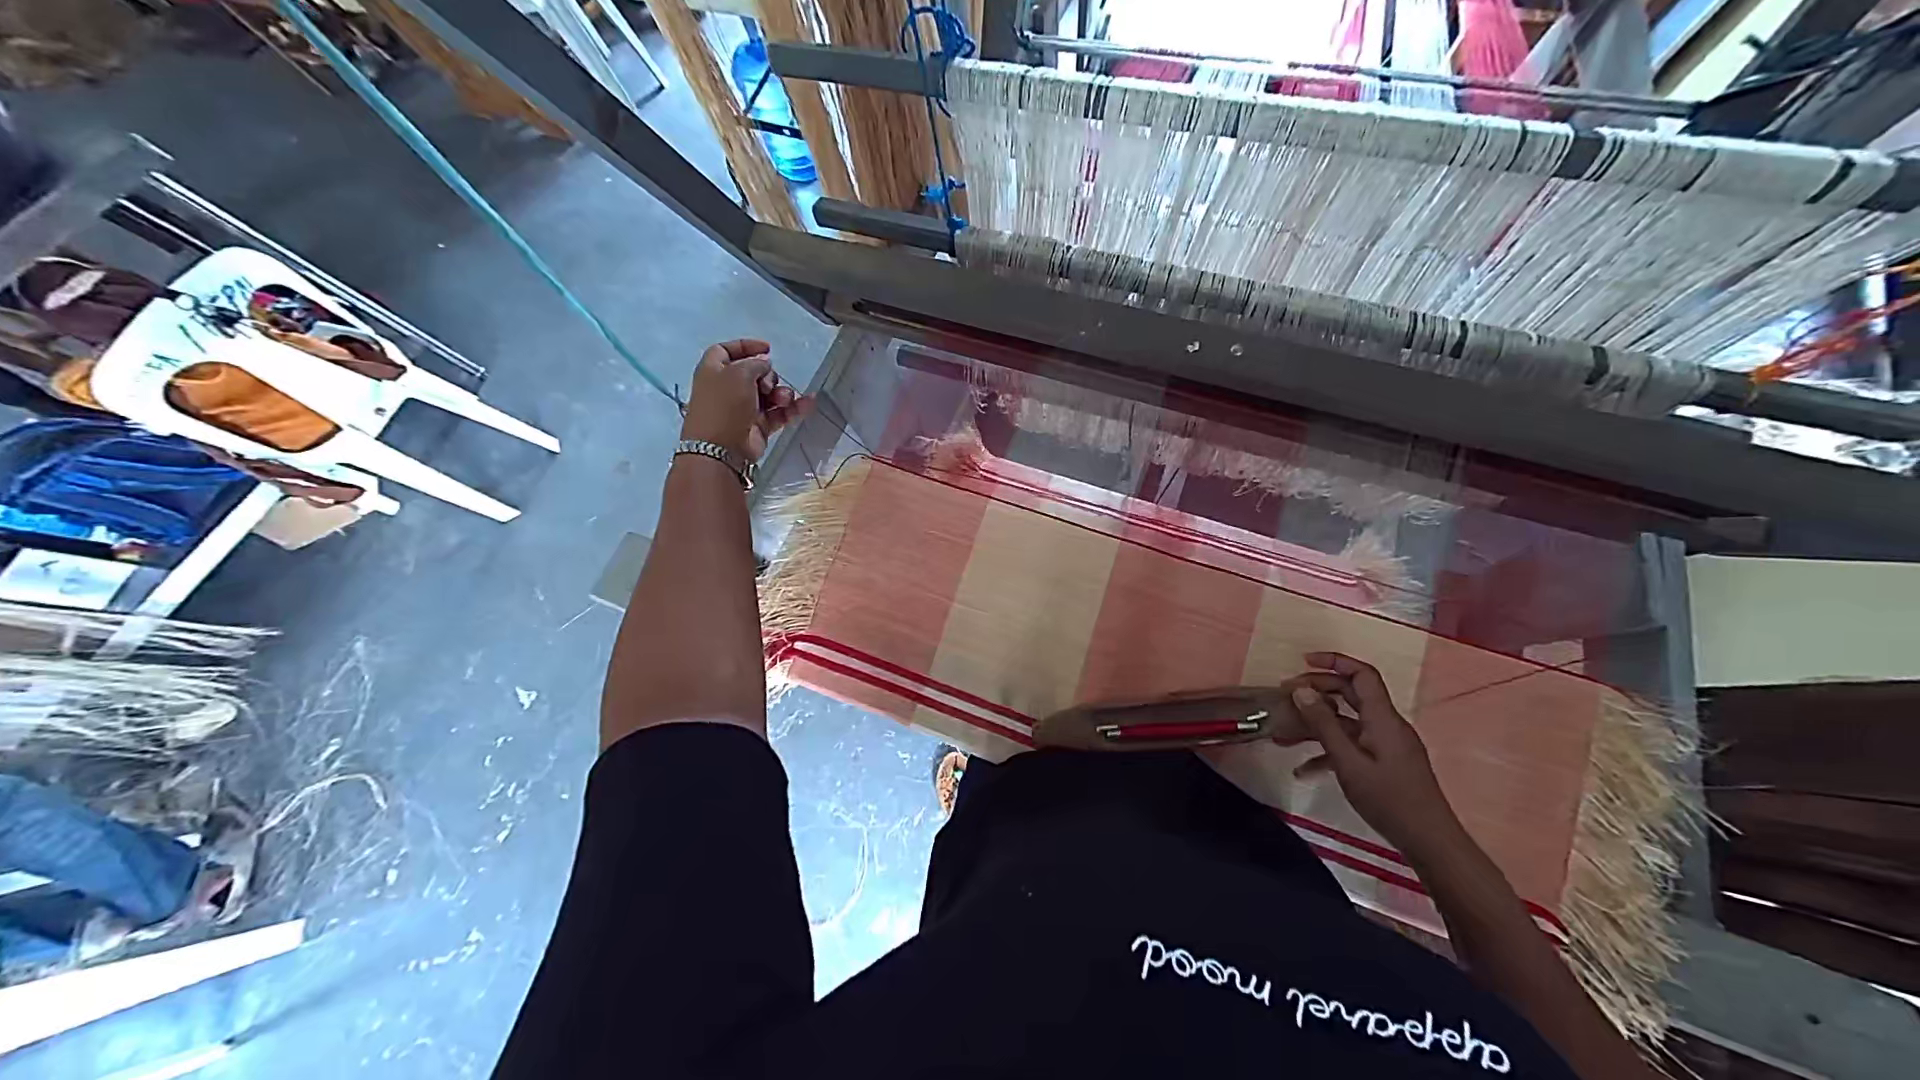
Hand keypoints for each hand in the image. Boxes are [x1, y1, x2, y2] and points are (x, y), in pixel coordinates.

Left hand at [679, 339, 809, 461]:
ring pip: (769, 394)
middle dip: (768, 375)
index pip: (727, 350)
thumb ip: (755, 363)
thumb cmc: (725, 404)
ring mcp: (744, 408)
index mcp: (713, 370)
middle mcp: (728, 388)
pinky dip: (793, 408)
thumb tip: (764, 364)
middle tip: (768, 384)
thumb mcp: (738, 373)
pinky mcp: (759, 425)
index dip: (746, 346)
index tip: (767, 348)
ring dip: (781, 393)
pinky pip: (779, 413)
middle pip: (753, 373)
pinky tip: (808, 403)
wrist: (721, 449)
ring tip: (783, 399)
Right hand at [1285, 652, 1462, 857]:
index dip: (1334, 662)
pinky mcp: (1384, 762)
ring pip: (1347, 721)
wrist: (1429, 841)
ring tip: (1284, 734)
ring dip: (1316, 723)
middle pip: (1352, 694)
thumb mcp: (1348, 761)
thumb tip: (1301, 690)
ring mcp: (1386, 744)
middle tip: (1286, 696)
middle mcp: (1386, 724)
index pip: (1362, 674)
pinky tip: (1303, 769)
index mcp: (1382, 718)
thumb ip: (1323, 724)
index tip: (1303, 662)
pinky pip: (1352, 744)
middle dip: (1317, 691)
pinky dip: (1328, 749)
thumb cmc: (1388, 799)